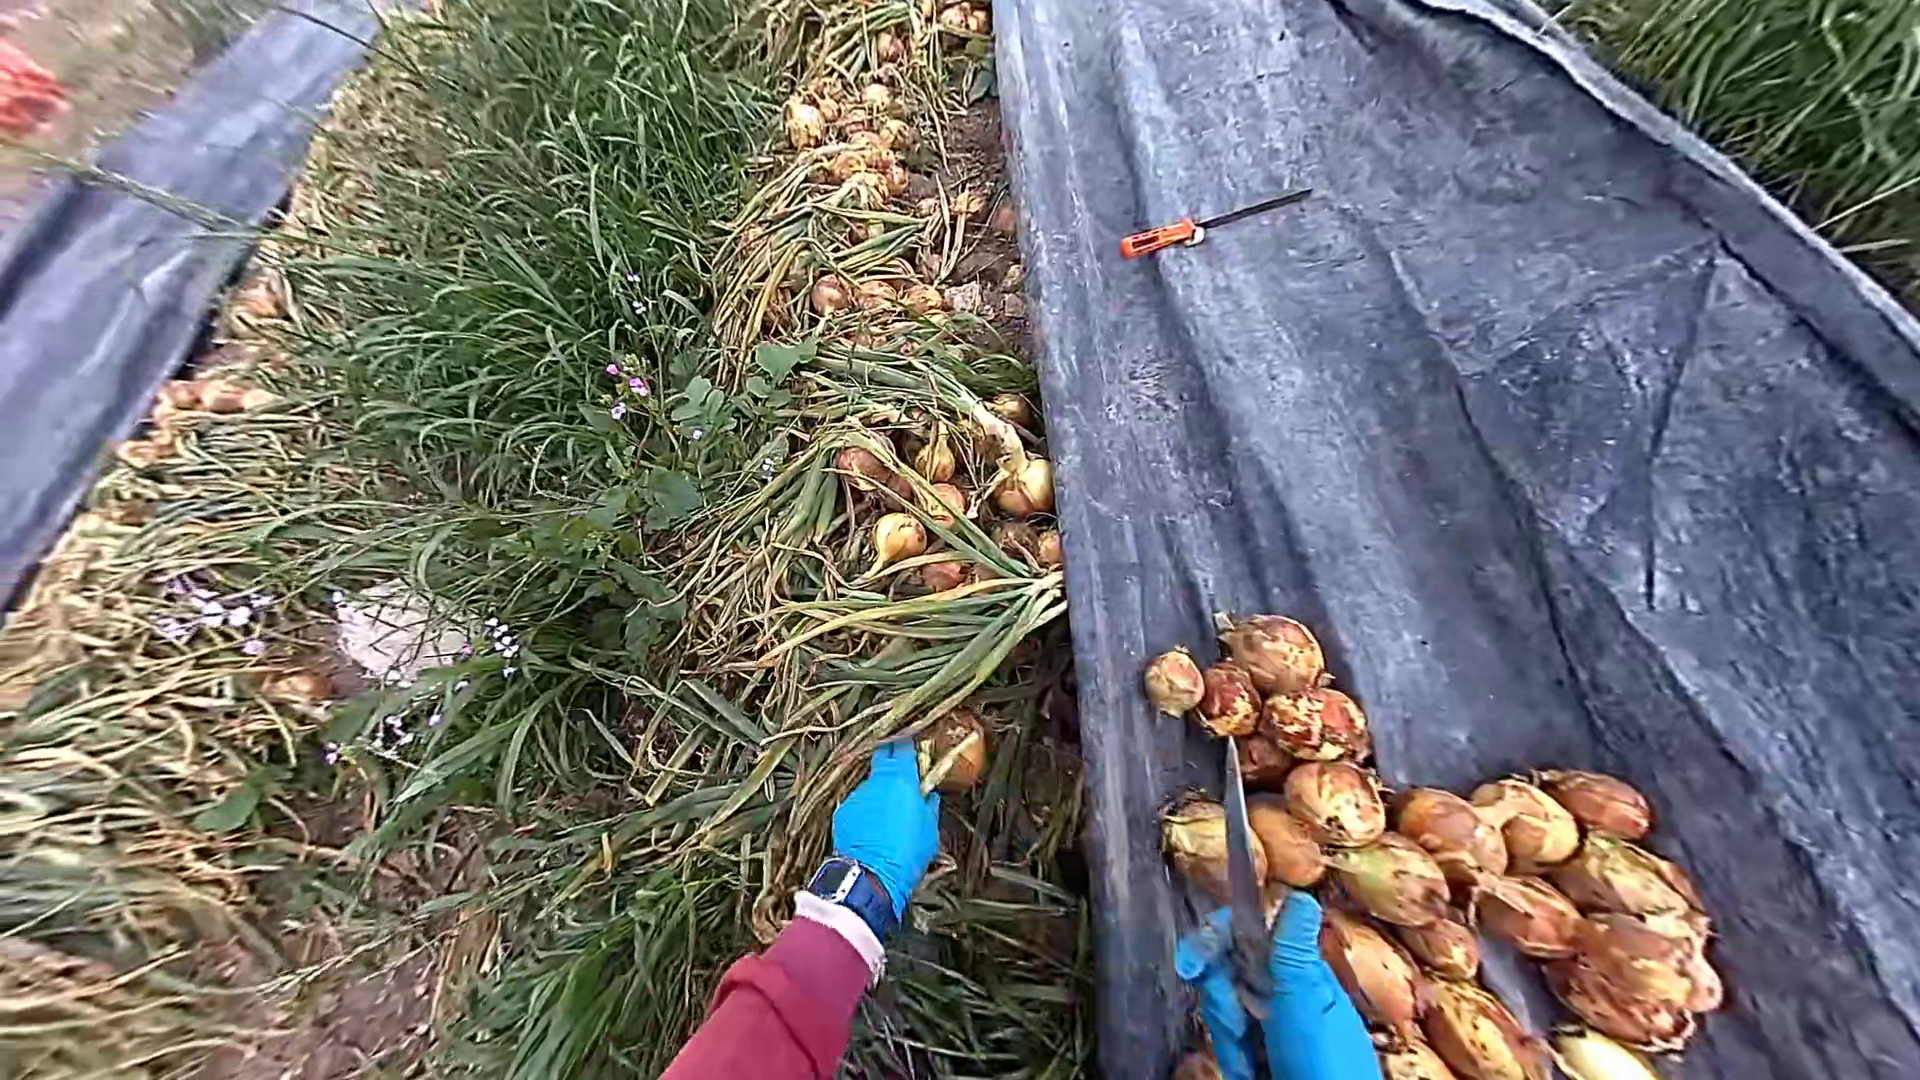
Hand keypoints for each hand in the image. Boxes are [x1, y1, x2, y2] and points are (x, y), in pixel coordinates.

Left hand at [831, 741, 940, 918]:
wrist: (871, 877)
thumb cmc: (906, 853)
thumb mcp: (930, 828)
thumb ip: (929, 805)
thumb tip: (929, 795)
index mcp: (900, 778)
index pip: (903, 746)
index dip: (908, 744)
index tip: (913, 747)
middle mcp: (876, 780)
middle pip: (882, 756)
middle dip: (891, 757)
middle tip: (901, 768)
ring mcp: (857, 795)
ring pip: (870, 783)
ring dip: (879, 790)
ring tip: (888, 811)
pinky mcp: (843, 811)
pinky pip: (858, 803)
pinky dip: (866, 809)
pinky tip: (873, 827)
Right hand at [1174, 892, 1380, 1079]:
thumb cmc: (1324, 1063)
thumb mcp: (1308, 1000)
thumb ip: (1294, 947)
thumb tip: (1301, 895)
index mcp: (1294, 970)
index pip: (1242, 931)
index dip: (1213, 937)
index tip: (1193, 960)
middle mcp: (1277, 991)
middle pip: (1223, 965)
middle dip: (1221, 994)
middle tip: (1238, 1023)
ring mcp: (1264, 1025)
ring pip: (1219, 1002)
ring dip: (1228, 1032)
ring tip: (1252, 1060)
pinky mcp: (1253, 1055)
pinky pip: (1223, 1039)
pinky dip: (1231, 1057)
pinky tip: (1249, 1071)